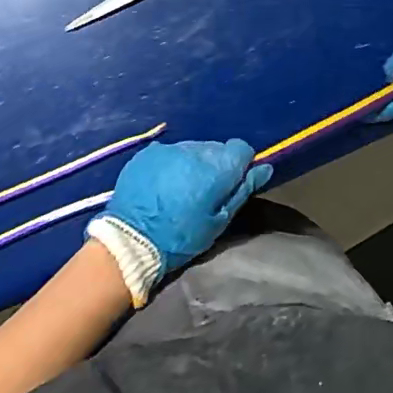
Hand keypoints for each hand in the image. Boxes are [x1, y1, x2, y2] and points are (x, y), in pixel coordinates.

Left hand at [87, 139, 271, 303]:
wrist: (128, 244)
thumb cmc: (180, 238)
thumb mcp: (218, 221)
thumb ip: (243, 190)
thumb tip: (265, 168)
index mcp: (217, 167)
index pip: (241, 148)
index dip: (240, 165)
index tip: (230, 183)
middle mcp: (196, 150)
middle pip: (217, 148)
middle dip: (216, 165)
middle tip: (204, 191)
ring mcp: (169, 149)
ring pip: (194, 149)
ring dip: (194, 163)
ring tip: (181, 189)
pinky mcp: (147, 153)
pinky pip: (170, 153)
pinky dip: (172, 164)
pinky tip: (163, 185)